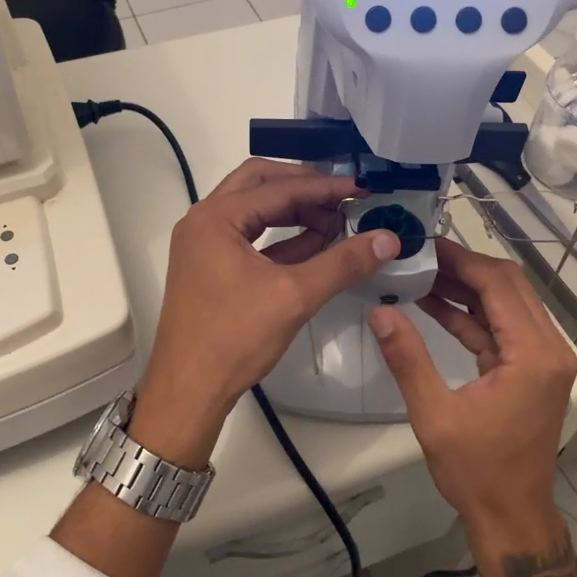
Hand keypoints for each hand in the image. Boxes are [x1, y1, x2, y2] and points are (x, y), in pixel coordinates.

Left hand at [128, 159, 399, 467]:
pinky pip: (248, 238)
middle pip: (259, 185)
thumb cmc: (234, 338)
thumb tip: (388, 238)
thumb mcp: (294, 296)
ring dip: (293, 212)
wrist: (188, 391)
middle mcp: (204, 221)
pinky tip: (316, 246)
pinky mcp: (208, 268)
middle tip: (343, 197)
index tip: (362, 189)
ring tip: (336, 222)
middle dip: (303, 188)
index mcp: (216, 218)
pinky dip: (281, 238)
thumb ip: (343, 262)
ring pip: (253, 211)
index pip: (278, 188)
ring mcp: (203, 245)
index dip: (324, 186)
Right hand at [368, 237, 576, 576]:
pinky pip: (501, 329)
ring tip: (420, 273)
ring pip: (506, 304)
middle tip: (419, 254)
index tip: (424, 243)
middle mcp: (548, 349)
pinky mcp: (530, 372)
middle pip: (509, 286)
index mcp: (533, 355)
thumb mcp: (435, 414)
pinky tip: (432, 304)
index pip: (499, 285)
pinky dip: (470, 314)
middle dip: (464, 266)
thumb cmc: (477, 472)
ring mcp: (542, 361)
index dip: (461, 260)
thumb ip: (408, 358)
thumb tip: (379, 311)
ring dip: (466, 288)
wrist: (511, 517)